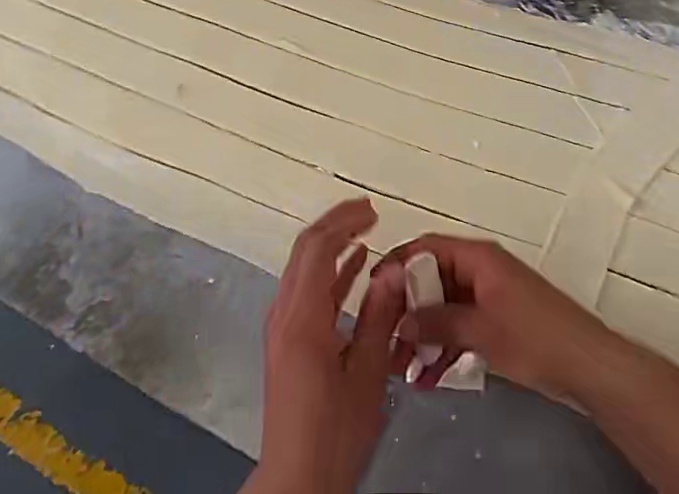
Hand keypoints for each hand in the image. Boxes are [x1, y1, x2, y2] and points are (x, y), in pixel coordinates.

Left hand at [245, 199, 407, 493]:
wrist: (297, 475)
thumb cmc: (335, 429)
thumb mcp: (366, 372)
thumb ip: (379, 316)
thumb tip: (394, 269)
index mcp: (302, 317)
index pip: (317, 249)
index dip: (343, 222)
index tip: (372, 211)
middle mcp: (284, 313)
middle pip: (306, 251)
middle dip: (336, 225)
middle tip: (369, 212)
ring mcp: (283, 325)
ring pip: (305, 268)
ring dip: (333, 245)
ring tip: (365, 229)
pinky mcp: (289, 339)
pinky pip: (308, 290)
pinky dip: (330, 272)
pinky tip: (355, 267)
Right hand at [379, 234, 618, 401]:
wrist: (587, 367)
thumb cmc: (536, 337)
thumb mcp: (481, 330)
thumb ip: (438, 321)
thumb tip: (402, 321)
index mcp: (478, 257)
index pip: (426, 248)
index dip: (397, 266)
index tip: (373, 292)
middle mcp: (480, 270)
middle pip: (431, 279)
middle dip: (406, 309)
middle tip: (382, 337)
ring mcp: (488, 296)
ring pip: (443, 307)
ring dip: (422, 334)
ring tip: (400, 366)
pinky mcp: (496, 322)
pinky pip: (459, 327)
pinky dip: (443, 347)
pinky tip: (427, 377)